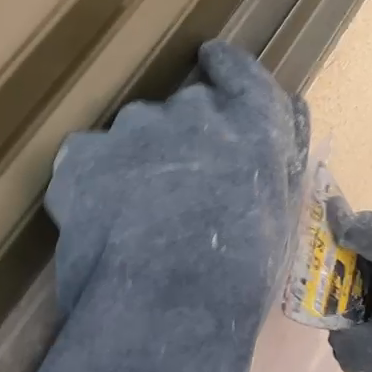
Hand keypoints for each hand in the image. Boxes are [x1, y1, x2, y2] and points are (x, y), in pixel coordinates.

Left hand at [44, 40, 309, 331]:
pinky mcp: (83, 157)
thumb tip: (288, 109)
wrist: (166, 309)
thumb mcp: (283, 212)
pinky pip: (90, 159)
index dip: (225, 67)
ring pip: (135, 134)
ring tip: (139, 218)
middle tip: (182, 188)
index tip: (212, 62)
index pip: (240, 71)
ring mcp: (134, 129)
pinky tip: (104, 224)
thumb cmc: (242, 275)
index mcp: (252, 123)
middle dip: (185, 136)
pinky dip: (95, 183)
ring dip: (139, 160)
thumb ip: (280, 153)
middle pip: (186, 108)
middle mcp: (193, 111)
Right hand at [325, 199, 371, 371]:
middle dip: (359, 228)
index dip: (360, 228)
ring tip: (332, 246)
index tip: (330, 223)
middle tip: (326, 228)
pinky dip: (369, 260)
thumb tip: (324, 299)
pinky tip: (348, 271)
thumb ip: (339, 321)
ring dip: (364, 242)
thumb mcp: (360, 356)